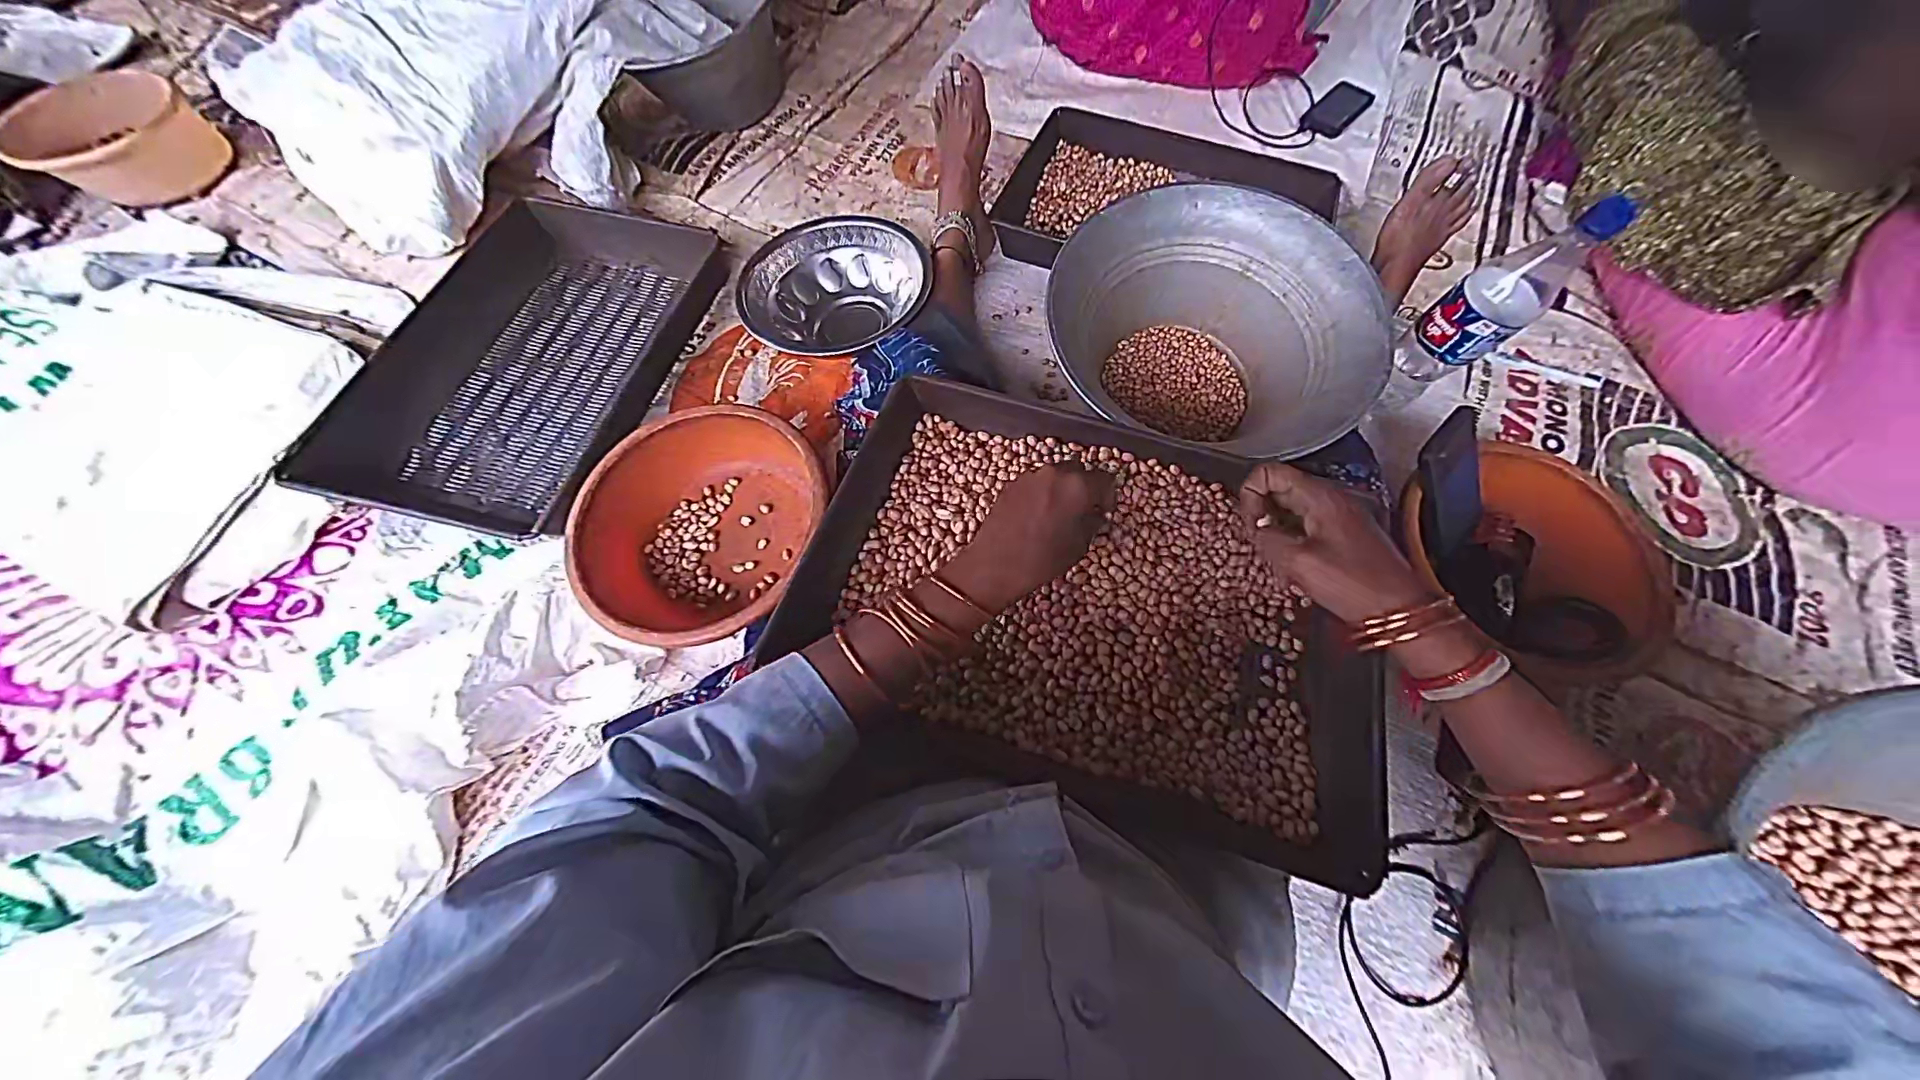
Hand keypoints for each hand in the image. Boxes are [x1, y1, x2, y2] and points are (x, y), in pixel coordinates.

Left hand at [942, 462, 1115, 612]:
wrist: (995, 564)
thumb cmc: (1041, 559)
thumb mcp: (1079, 545)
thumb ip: (1092, 522)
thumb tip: (1096, 513)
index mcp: (1078, 486)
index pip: (1105, 479)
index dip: (1108, 495)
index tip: (1104, 510)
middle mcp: (1055, 473)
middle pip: (1079, 471)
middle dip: (1085, 488)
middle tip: (1084, 510)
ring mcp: (1031, 476)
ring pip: (1056, 475)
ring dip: (1062, 488)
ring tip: (1059, 513)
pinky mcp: (1012, 484)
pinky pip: (1036, 482)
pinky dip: (1043, 493)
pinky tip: (1038, 514)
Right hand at [1237, 463, 1431, 623]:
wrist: (1397, 608)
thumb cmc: (1354, 584)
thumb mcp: (1298, 562)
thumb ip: (1267, 537)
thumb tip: (1253, 527)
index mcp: (1321, 497)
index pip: (1270, 473)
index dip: (1250, 495)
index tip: (1251, 525)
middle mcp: (1331, 498)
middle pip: (1278, 488)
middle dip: (1259, 513)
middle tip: (1258, 543)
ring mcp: (1339, 514)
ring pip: (1289, 507)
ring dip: (1273, 527)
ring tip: (1275, 557)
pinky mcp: (1342, 531)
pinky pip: (1304, 522)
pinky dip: (1289, 536)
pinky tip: (1291, 563)